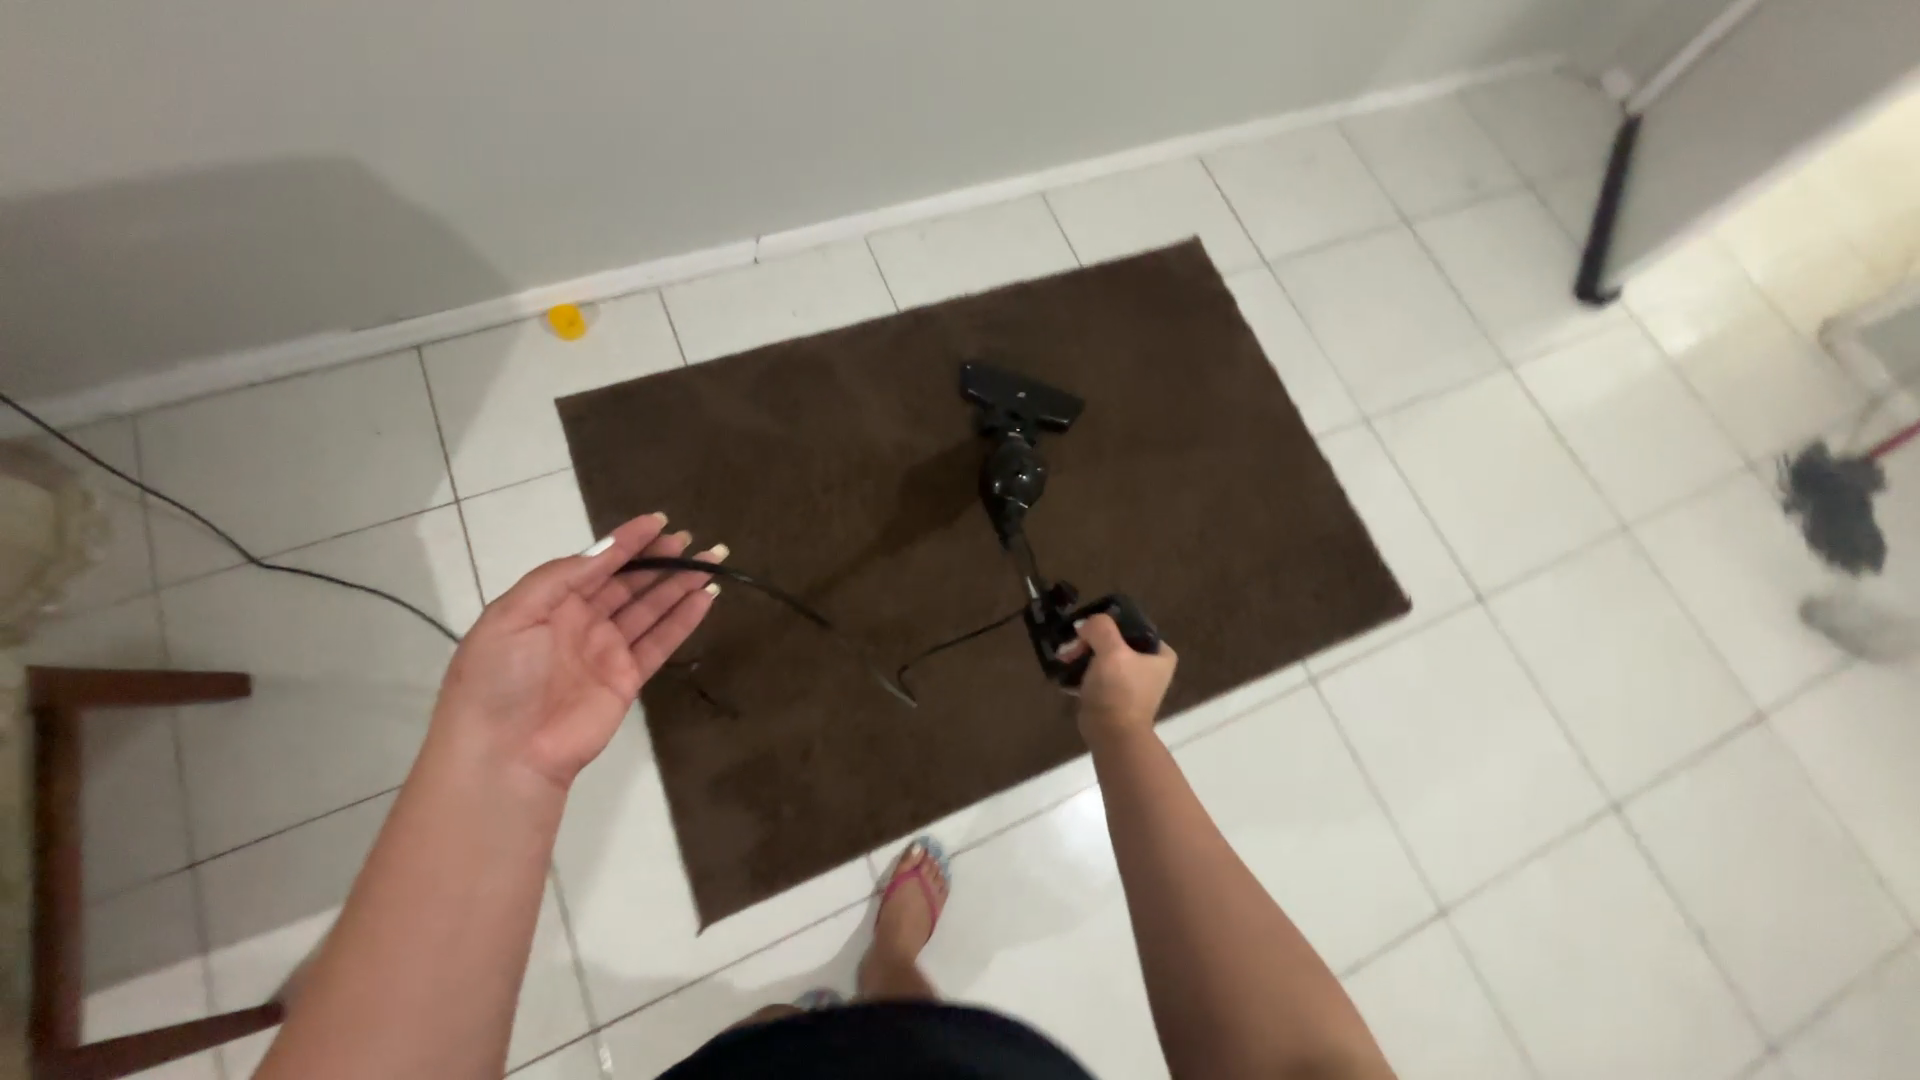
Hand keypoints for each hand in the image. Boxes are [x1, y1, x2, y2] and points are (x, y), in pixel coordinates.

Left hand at [431, 512, 722, 790]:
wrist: (505, 753)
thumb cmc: (499, 679)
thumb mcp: (512, 615)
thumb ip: (560, 577)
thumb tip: (607, 550)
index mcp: (549, 603)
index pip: (595, 563)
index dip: (626, 541)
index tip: (658, 522)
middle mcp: (580, 622)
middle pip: (628, 583)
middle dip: (659, 560)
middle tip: (691, 542)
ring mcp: (606, 650)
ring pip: (651, 608)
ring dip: (679, 584)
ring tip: (711, 562)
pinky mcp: (628, 678)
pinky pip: (662, 641)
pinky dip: (684, 619)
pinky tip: (706, 597)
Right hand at [1066, 613, 1176, 742]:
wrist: (1112, 735)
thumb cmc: (1118, 691)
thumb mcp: (1111, 650)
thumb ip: (1100, 627)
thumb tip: (1086, 625)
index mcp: (1160, 653)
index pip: (1132, 624)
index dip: (1108, 622)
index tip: (1087, 627)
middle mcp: (1149, 666)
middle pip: (1115, 640)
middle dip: (1089, 641)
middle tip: (1071, 646)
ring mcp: (1132, 682)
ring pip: (1102, 656)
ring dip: (1082, 655)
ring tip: (1064, 659)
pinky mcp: (1115, 696)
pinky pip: (1096, 674)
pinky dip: (1082, 672)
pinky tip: (1065, 672)